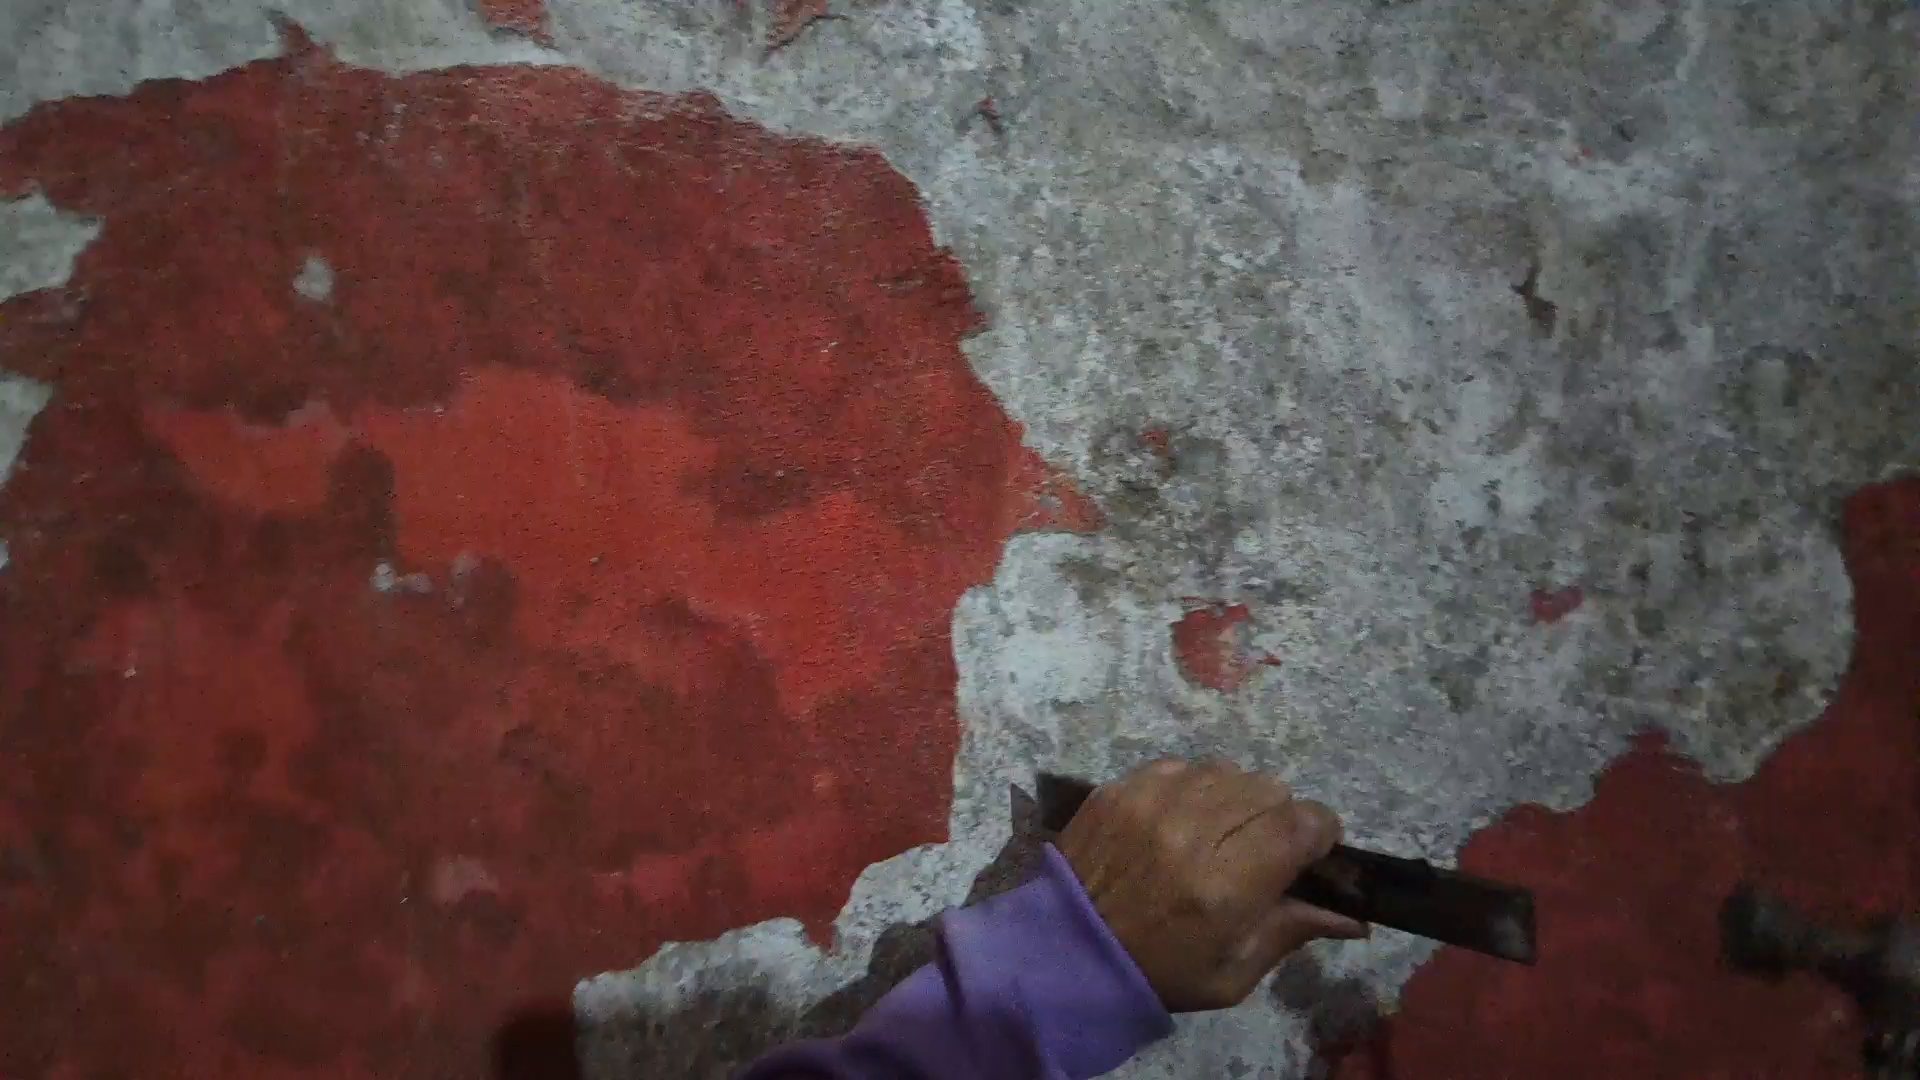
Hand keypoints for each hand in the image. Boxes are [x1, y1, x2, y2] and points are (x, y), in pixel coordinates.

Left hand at [1054, 758, 1367, 1012]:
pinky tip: (1180, 814)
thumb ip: (1292, 930)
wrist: (1066, 946)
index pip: (1298, 823)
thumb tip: (1354, 914)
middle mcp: (1189, 829)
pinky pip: (1177, 765)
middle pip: (1266, 787)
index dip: (1320, 830)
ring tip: (1219, 827)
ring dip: (1234, 794)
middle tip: (1262, 842)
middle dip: (1278, 813)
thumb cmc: (1159, 969)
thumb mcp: (1232, 972)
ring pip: (1224, 768)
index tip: (1316, 846)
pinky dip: (1191, 785)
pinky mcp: (1119, 785)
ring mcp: (1149, 799)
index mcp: (1224, 884)